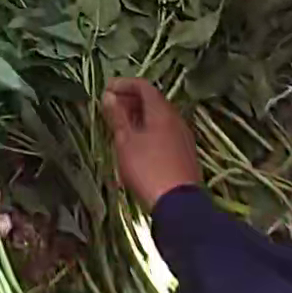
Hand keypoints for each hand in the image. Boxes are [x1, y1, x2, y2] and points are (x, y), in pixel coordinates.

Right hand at [101, 78, 200, 210]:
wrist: (180, 208)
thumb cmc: (148, 169)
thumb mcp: (125, 140)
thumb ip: (116, 115)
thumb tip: (108, 96)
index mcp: (162, 111)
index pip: (142, 86)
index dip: (123, 84)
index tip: (106, 90)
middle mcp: (176, 119)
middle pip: (152, 100)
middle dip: (129, 100)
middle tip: (110, 107)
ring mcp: (183, 137)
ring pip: (158, 117)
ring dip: (138, 116)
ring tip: (120, 126)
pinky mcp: (185, 154)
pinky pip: (165, 131)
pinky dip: (149, 129)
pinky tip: (137, 143)